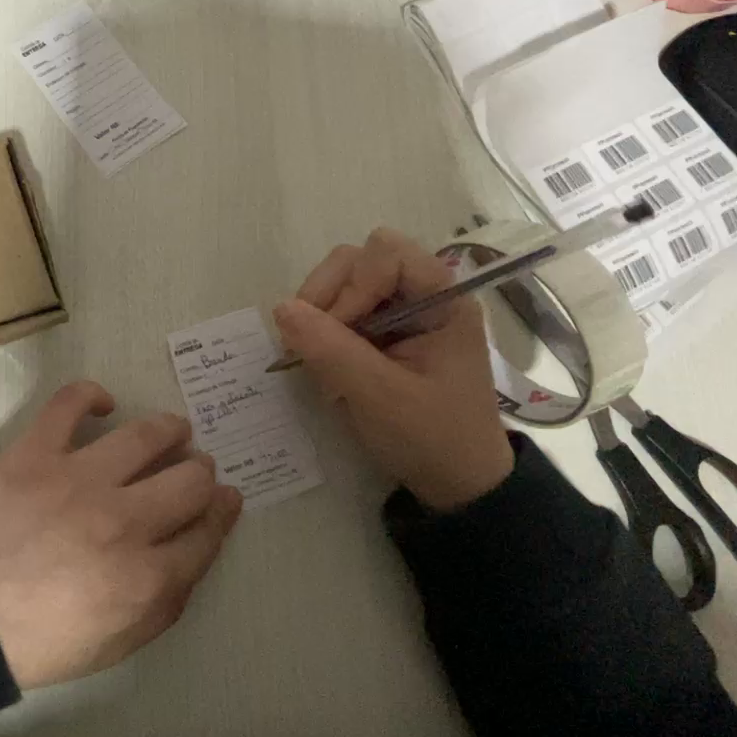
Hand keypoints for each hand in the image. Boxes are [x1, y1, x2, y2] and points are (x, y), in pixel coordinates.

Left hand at [0, 382, 243, 689]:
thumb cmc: (35, 638)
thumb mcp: (113, 645)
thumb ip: (162, 607)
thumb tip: (189, 559)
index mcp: (145, 578)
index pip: (205, 533)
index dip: (222, 514)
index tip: (226, 498)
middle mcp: (124, 521)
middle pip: (189, 481)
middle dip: (201, 473)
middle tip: (196, 468)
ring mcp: (80, 478)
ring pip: (146, 436)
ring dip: (170, 429)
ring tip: (175, 428)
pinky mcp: (37, 450)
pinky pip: (71, 403)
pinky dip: (92, 394)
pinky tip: (105, 402)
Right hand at [274, 229, 513, 512]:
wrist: (456, 484)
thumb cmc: (432, 439)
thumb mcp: (380, 398)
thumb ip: (332, 350)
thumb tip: (281, 308)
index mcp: (442, 300)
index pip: (386, 252)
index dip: (355, 283)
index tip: (342, 330)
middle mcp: (420, 295)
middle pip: (356, 260)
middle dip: (327, 296)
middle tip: (315, 343)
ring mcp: (397, 311)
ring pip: (340, 281)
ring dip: (319, 313)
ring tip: (318, 357)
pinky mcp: (379, 329)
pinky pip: (337, 307)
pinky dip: (321, 329)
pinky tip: (325, 363)